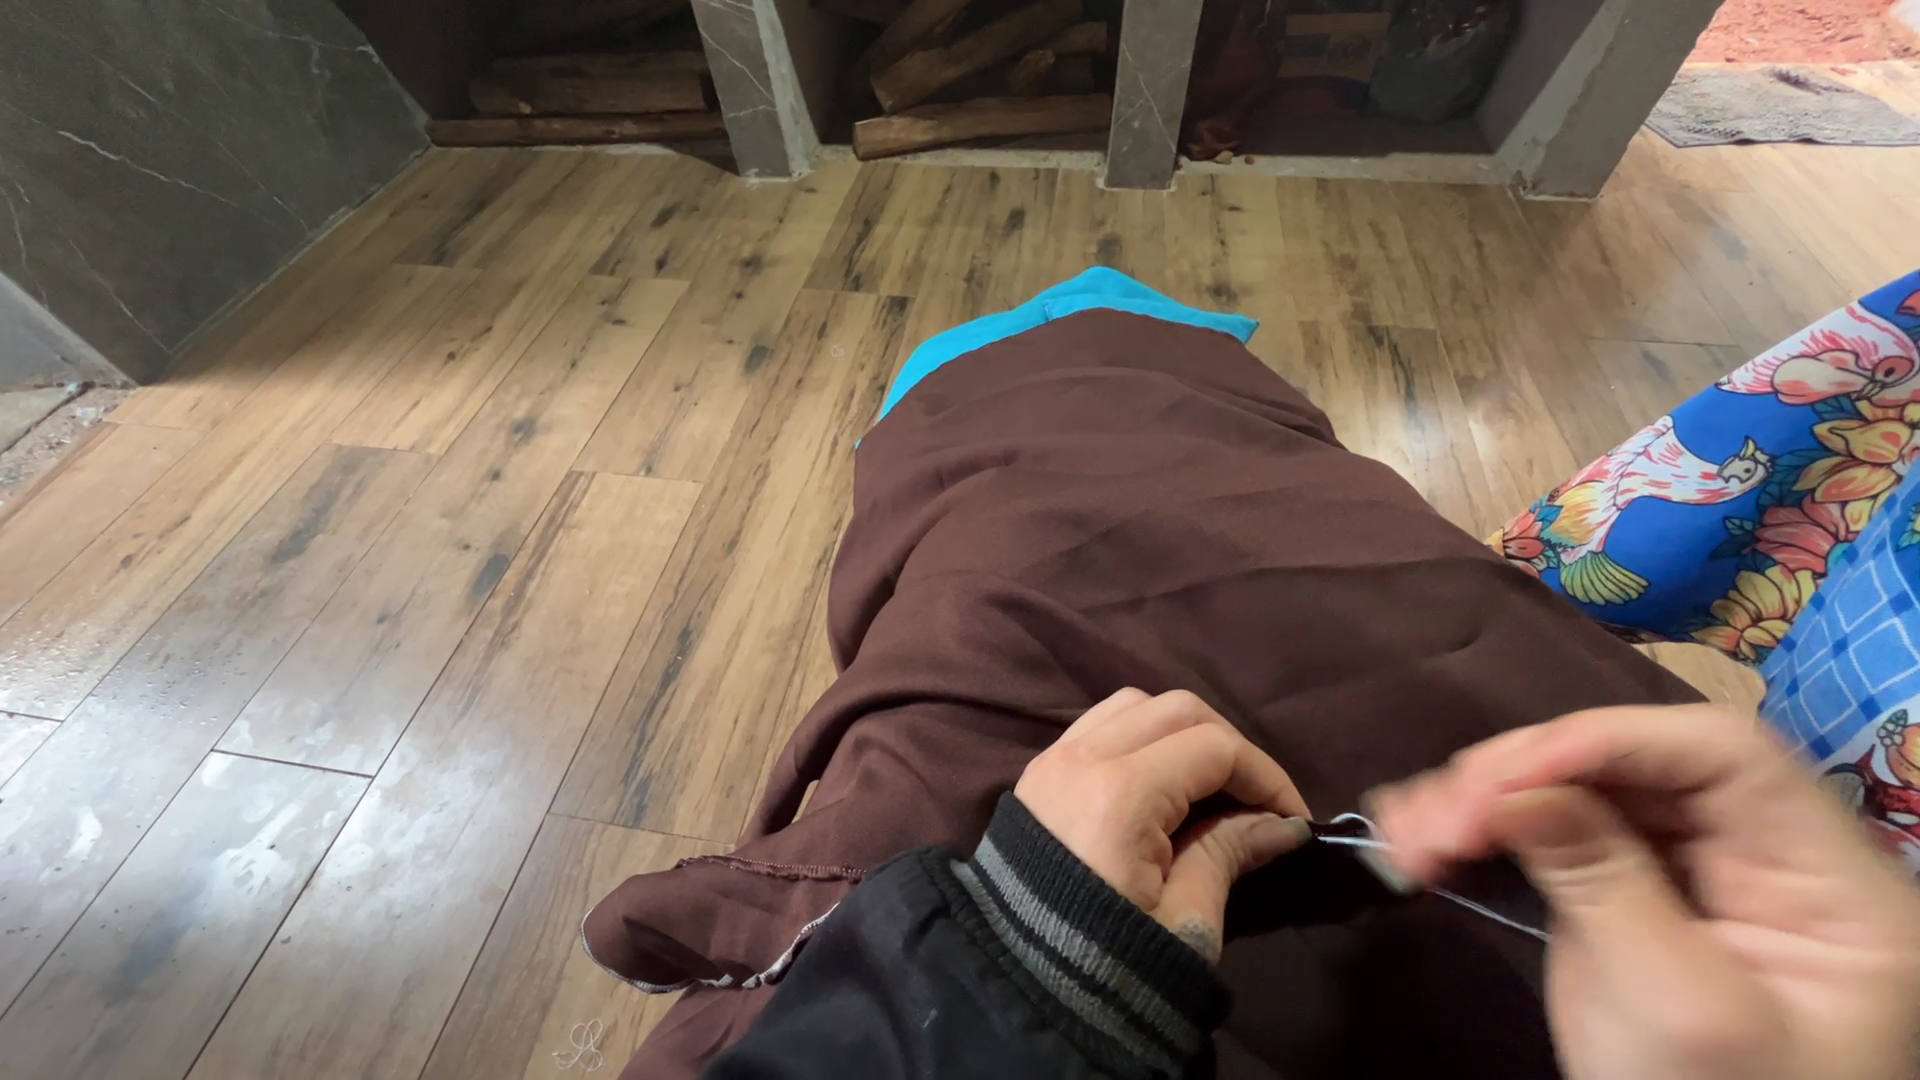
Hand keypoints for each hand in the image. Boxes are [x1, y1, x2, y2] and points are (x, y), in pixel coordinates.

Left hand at [1014, 688, 1311, 960]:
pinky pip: (1100, 722)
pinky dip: (1139, 733)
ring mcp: (1055, 756)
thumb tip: (1281, 824)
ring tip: (1208, 783)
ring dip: (1180, 730)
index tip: (1292, 818)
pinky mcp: (1040, 769)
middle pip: (1176, 709)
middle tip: (1256, 798)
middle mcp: (1084, 757)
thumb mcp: (1184, 922)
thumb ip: (1229, 853)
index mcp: (1121, 794)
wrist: (1016, 984)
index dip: (1265, 776)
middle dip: (1228, 745)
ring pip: (1134, 704)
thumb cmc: (1107, 964)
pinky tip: (1159, 776)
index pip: (1213, 748)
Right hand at [1373, 704, 1919, 1079]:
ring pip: (1555, 781)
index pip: (1716, 754)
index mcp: (1817, 880)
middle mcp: (1743, 848)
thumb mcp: (1674, 1006)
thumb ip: (1603, 884)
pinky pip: (1526, 818)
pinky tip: (1410, 836)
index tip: (1503, 782)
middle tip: (1435, 824)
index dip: (1605, 743)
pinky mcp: (1603, 874)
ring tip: (1403, 838)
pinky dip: (1461, 821)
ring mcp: (1667, 859)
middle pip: (1616, 760)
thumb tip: (1513, 791)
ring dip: (1467, 799)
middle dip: (1510, 778)